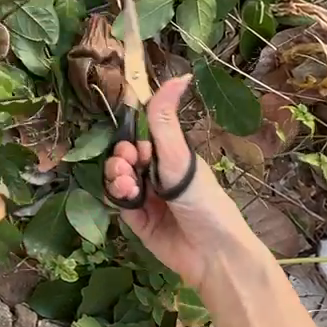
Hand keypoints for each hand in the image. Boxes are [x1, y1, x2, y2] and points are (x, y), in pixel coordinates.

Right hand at [104, 74, 255, 288]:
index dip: (132, 134)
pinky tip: (128, 196)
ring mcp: (146, 195)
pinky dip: (118, 195)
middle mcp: (157, 172)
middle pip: (124, 154)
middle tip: (132, 163)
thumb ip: (165, 120)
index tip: (138, 140)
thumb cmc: (203, 198)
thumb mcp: (180, 156)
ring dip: (117, 174)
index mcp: (171, 154)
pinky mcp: (136, 219)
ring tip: (129, 184)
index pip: (140, 133)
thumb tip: (180, 74)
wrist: (210, 252)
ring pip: (116, 176)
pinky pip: (116, 200)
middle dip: (121, 156)